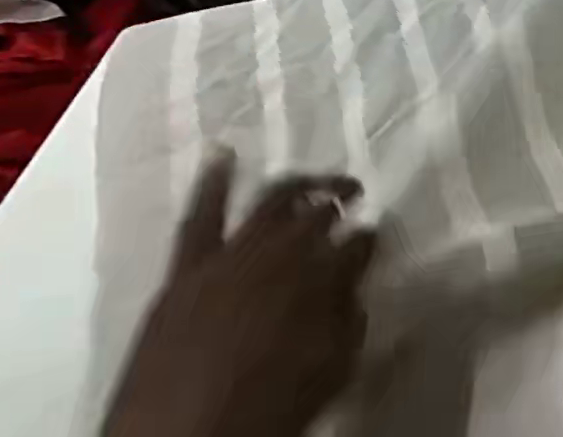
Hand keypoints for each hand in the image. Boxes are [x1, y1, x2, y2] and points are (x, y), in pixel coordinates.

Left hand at [102, 153, 376, 436]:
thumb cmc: (263, 414)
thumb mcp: (327, 377)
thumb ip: (347, 327)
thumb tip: (355, 292)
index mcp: (320, 281)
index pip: (359, 242)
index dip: (370, 236)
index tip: (375, 234)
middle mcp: (281, 254)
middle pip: (317, 213)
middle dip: (339, 198)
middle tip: (353, 193)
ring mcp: (231, 256)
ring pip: (271, 200)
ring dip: (296, 183)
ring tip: (312, 177)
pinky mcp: (187, 269)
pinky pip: (200, 217)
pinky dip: (212, 181)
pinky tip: (223, 152)